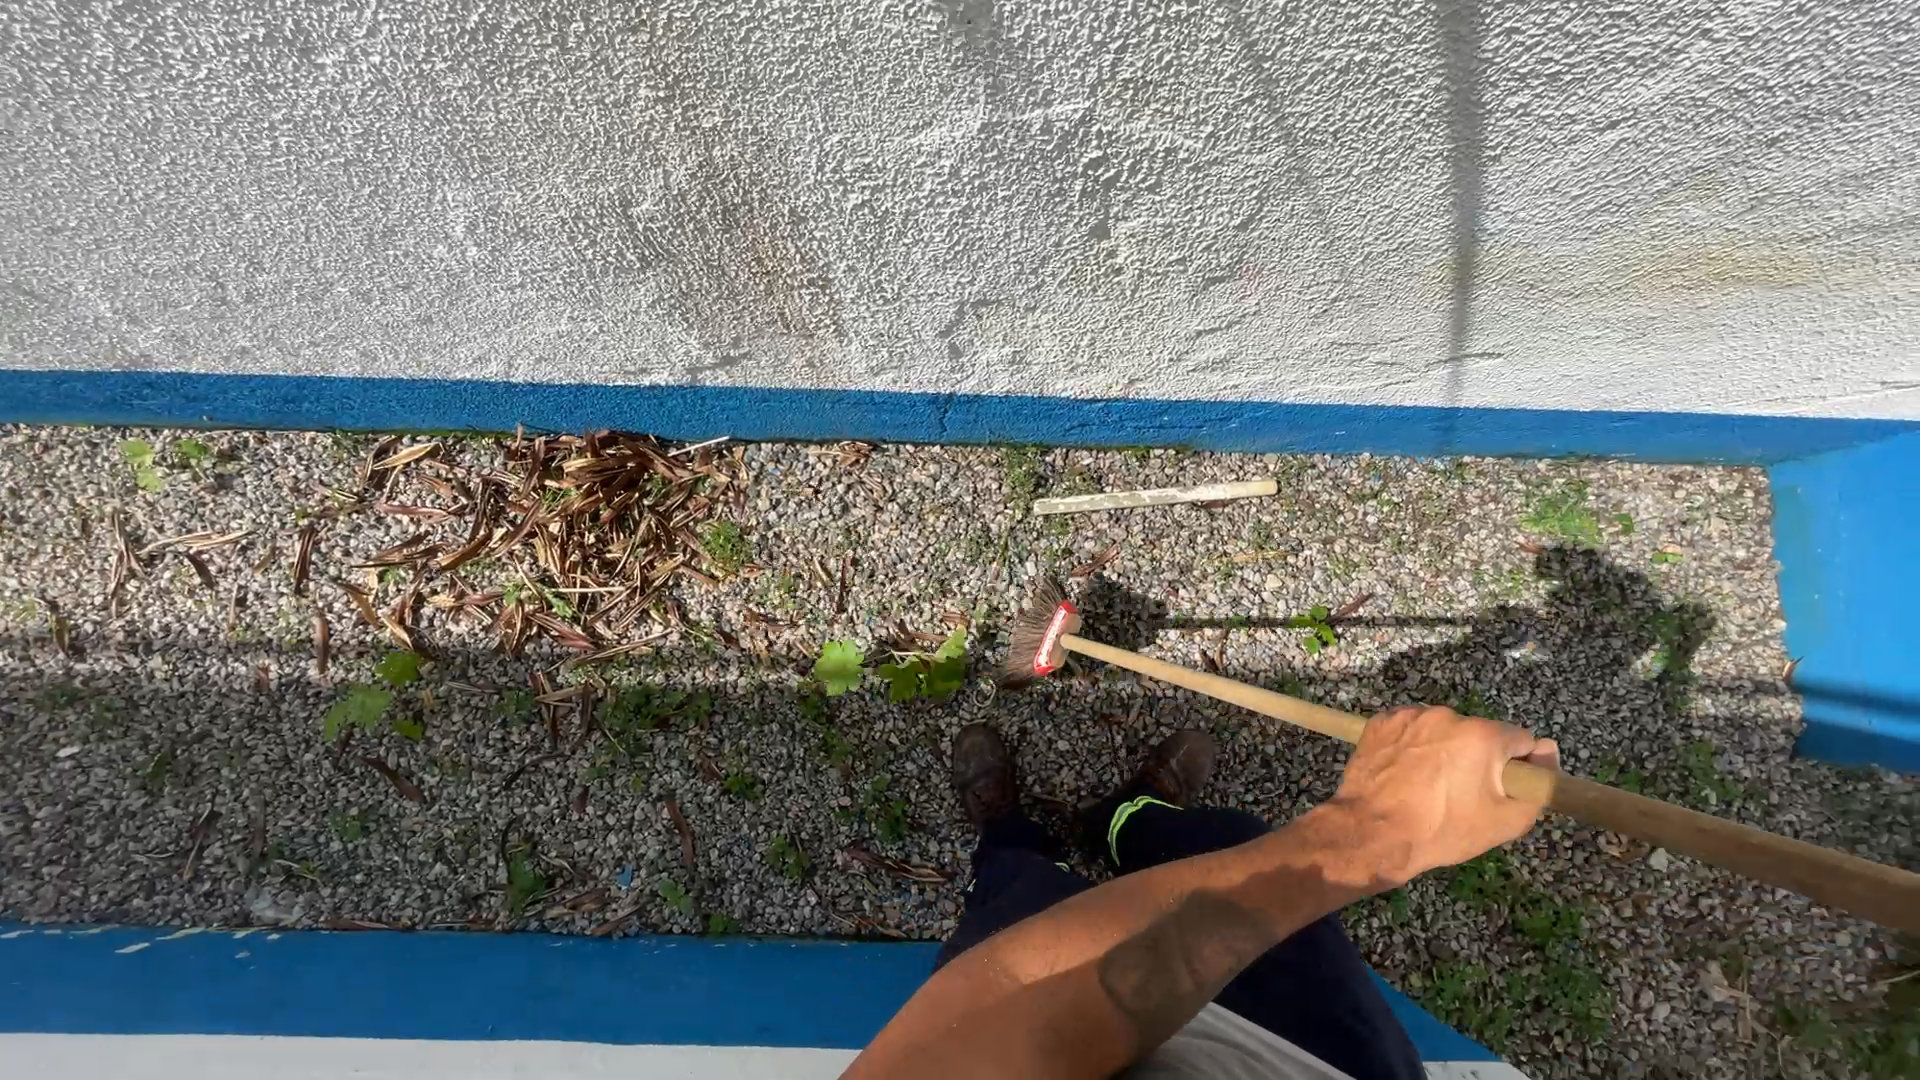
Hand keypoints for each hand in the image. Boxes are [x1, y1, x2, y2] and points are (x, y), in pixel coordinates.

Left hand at [1325, 705, 1558, 886]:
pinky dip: (1413, 744)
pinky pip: (1411, 730)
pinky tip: (1406, 771)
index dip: (1519, 764)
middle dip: (1478, 756)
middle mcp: (1444, 715)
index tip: (1505, 786)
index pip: (1520, 739)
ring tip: (1430, 783)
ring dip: (1444, 748)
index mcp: (1480, 734)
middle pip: (1478, 733)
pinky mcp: (1380, 722)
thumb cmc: (1444, 828)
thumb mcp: (1507, 820)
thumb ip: (1537, 785)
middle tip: (1463, 790)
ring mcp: (1408, 716)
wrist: (1373, 829)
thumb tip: (1547, 750)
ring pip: (1442, 730)